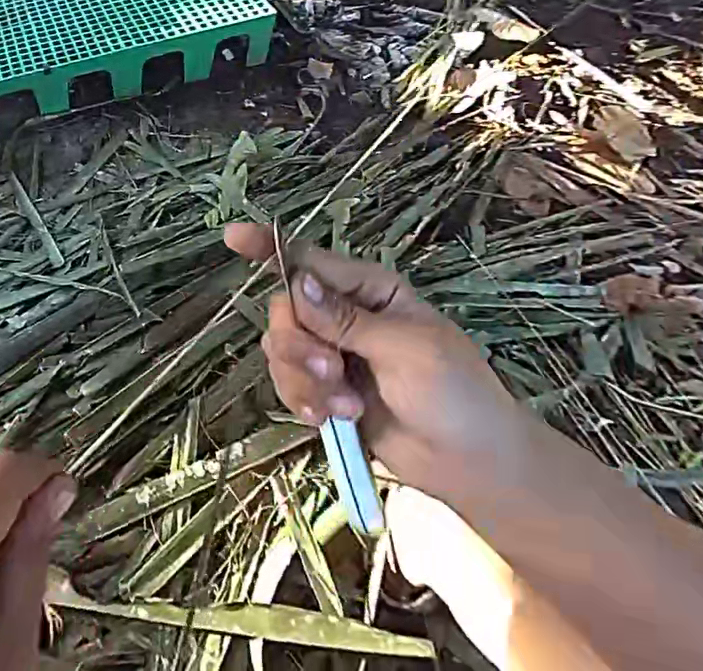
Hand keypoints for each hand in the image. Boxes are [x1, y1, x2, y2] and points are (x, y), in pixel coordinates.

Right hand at [224, 223, 537, 492]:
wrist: (470, 464)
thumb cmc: (455, 392)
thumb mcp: (407, 348)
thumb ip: (346, 319)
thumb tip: (297, 282)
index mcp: (366, 289)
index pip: (307, 259)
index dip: (267, 246)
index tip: (232, 237)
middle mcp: (340, 314)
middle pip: (284, 310)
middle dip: (299, 344)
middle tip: (332, 369)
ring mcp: (328, 353)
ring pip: (280, 350)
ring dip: (305, 380)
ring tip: (346, 405)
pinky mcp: (321, 389)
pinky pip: (286, 383)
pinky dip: (304, 402)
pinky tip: (334, 419)